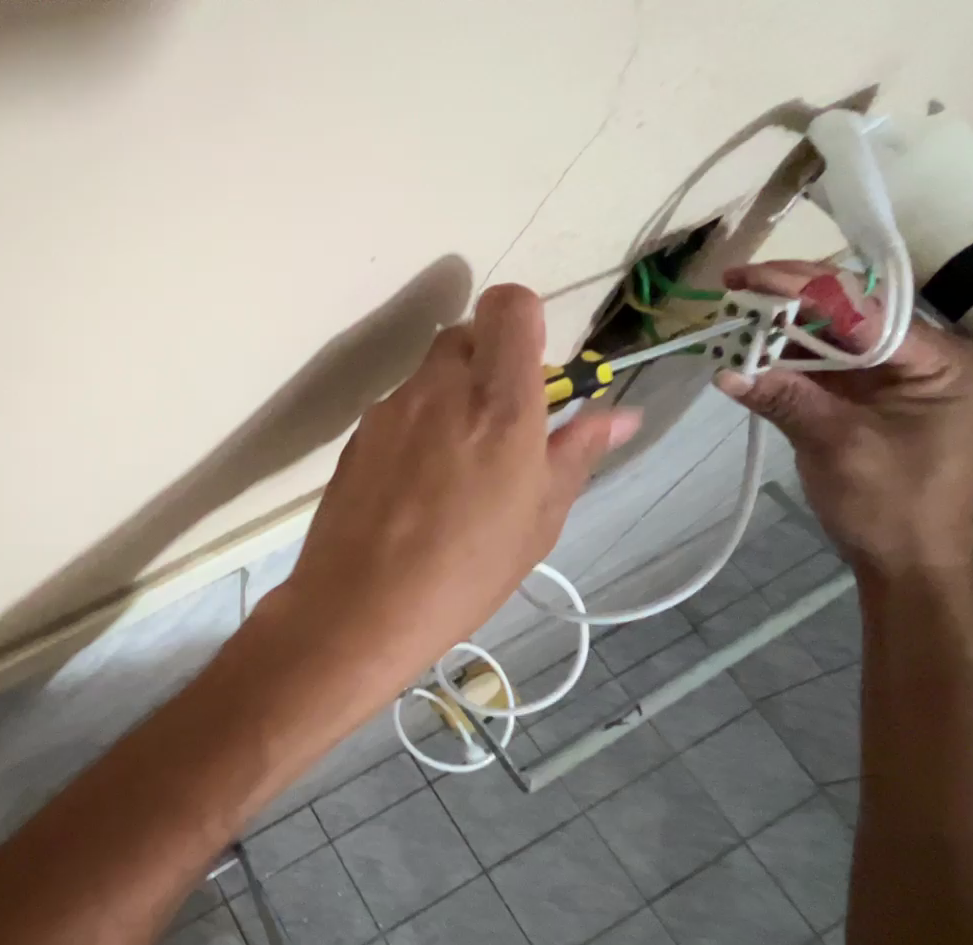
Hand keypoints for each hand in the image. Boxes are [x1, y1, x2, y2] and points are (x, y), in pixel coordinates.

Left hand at [261, 284, 640, 690]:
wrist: (357, 608)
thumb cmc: (464, 574)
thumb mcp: (537, 521)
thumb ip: (574, 455)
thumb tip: (618, 415)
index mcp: (499, 404)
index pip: (509, 306)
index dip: (524, 323)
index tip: (532, 370)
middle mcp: (438, 391)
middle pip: (464, 337)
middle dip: (486, 364)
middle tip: (498, 425)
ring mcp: (387, 412)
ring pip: (426, 377)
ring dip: (447, 399)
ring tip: (453, 469)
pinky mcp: (354, 437)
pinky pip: (394, 412)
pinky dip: (412, 428)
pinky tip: (412, 487)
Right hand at [713, 260, 972, 574]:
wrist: (909, 557)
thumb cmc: (889, 503)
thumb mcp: (836, 446)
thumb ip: (786, 400)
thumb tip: (726, 370)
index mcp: (943, 360)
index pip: (866, 309)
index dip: (804, 289)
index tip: (749, 278)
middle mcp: (928, 355)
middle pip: (853, 311)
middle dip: (793, 298)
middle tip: (734, 287)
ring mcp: (898, 375)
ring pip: (836, 335)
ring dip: (784, 327)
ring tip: (734, 315)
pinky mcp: (872, 395)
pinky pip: (827, 365)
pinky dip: (788, 357)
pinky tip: (752, 349)